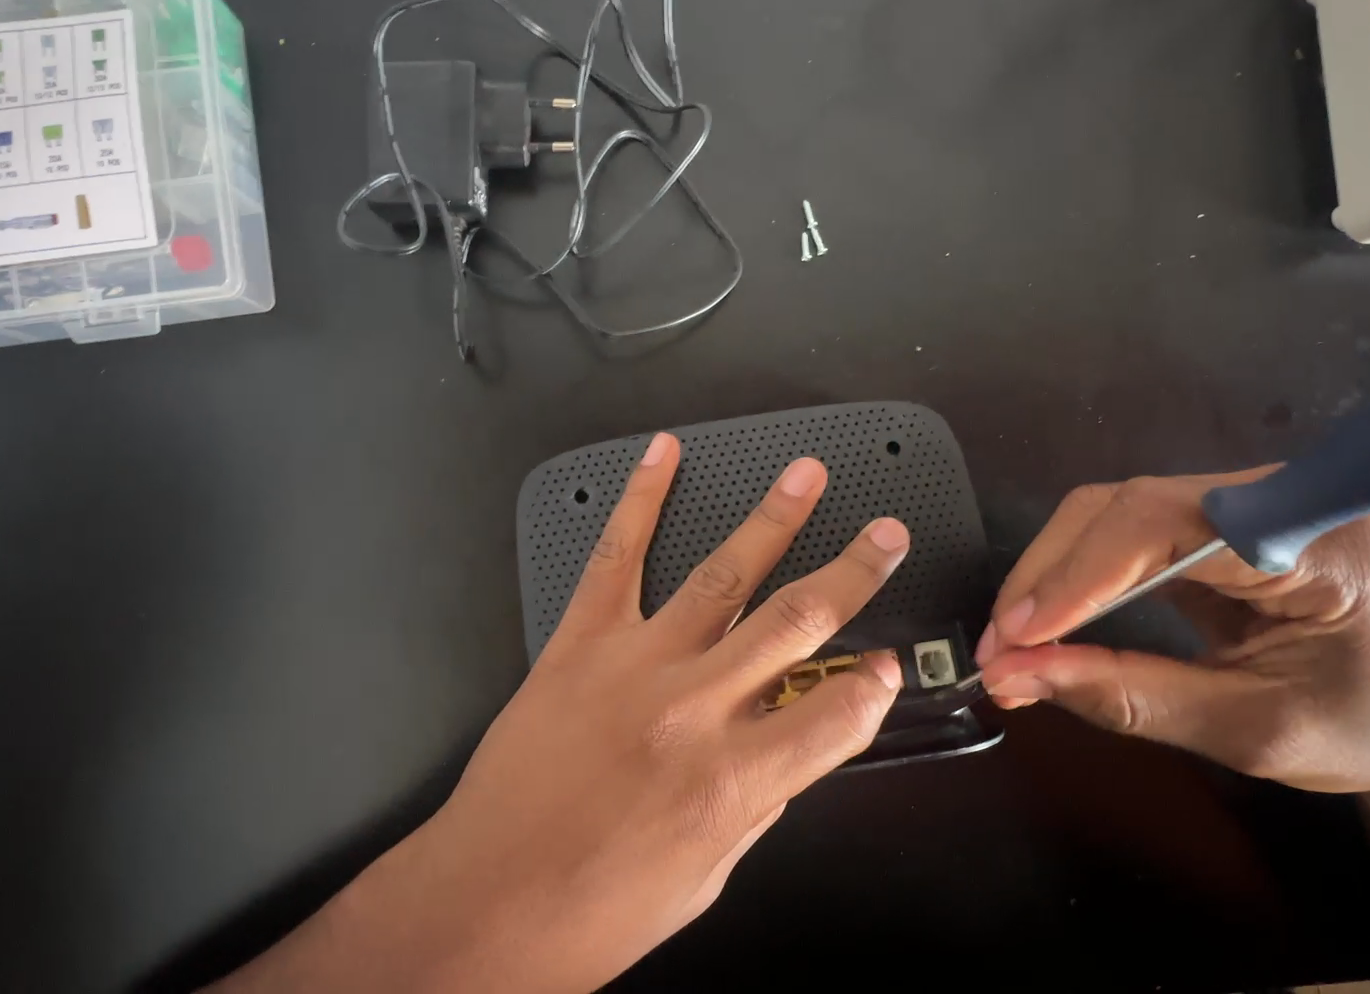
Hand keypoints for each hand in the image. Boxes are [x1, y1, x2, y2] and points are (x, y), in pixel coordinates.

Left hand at [241, 434, 910, 993]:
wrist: (483, 900)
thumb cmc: (589, 910)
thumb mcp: (703, 877)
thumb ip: (752, 803)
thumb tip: (783, 755)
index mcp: (733, 779)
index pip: (837, 714)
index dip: (873, 687)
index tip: (886, 665)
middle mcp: (693, 710)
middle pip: (797, 621)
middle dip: (853, 571)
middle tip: (885, 535)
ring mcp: (636, 665)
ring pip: (721, 576)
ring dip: (772, 519)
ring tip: (803, 477)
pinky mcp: (580, 643)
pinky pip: (615, 559)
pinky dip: (640, 502)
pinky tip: (662, 459)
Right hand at [972, 469, 1369, 798]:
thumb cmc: (1366, 736)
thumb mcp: (1246, 731)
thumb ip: (1127, 696)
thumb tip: (1011, 676)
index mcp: (1314, 543)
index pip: (1166, 524)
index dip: (1082, 573)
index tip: (1019, 637)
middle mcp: (1272, 499)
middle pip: (1123, 507)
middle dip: (1050, 575)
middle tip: (1000, 646)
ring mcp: (1238, 504)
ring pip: (1108, 513)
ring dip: (1050, 574)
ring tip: (1012, 637)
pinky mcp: (1209, 525)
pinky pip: (1119, 533)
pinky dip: (1072, 577)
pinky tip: (1045, 617)